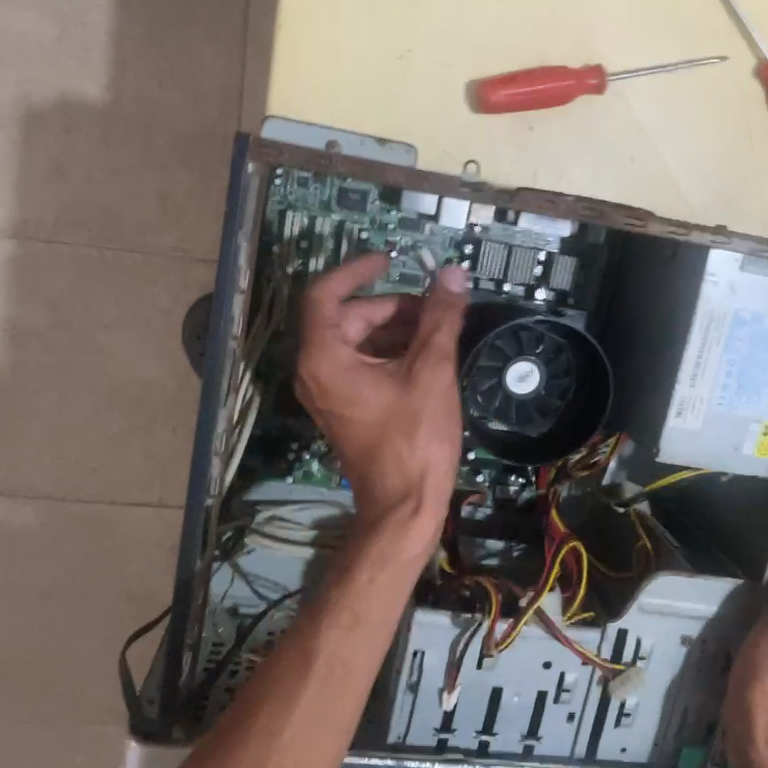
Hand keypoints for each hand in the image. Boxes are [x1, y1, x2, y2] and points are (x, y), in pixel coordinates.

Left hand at [294, 254, 469, 553]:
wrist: (404, 506)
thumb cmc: (414, 439)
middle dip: (389, 306)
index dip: (356, 270)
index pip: (324, 294)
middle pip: (346, 317)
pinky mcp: (345, 410)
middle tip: (432, 306)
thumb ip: (439, 318)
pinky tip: (427, 355)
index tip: (390, 260)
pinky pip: (361, 366)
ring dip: (394, 329)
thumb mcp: (431, 370)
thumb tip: (451, 274)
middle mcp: (315, 372)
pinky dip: (390, 353)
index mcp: (324, 357)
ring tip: (437, 329)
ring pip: (356, 342)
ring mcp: (328, 394)